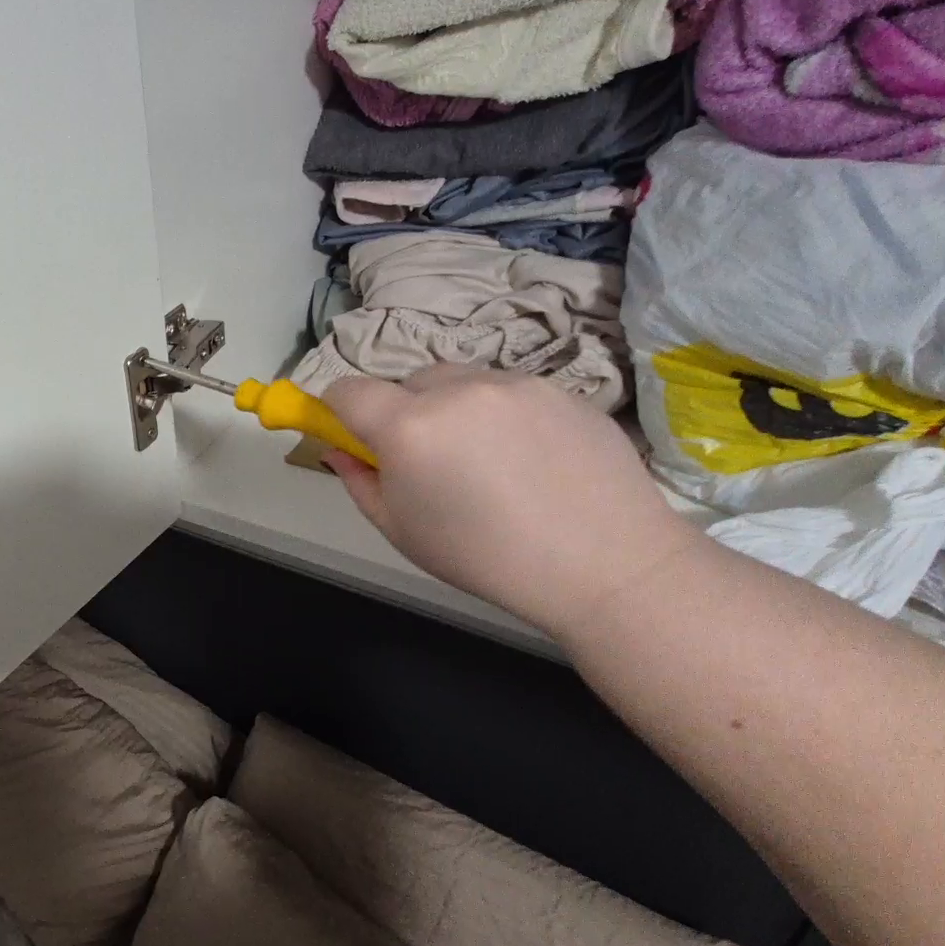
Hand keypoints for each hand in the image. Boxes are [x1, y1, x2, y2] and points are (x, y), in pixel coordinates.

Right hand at [320, 366, 703, 630]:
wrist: (606, 563)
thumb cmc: (485, 556)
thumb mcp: (400, 530)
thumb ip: (358, 481)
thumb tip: (340, 450)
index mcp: (408, 427)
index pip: (349, 390)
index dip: (338, 408)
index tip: (348, 431)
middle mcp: (456, 390)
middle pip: (407, 382)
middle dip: (403, 411)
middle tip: (427, 458)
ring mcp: (514, 384)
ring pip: (460, 381)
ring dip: (453, 408)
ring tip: (485, 459)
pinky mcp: (560, 389)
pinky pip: (508, 391)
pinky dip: (501, 414)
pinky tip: (528, 459)